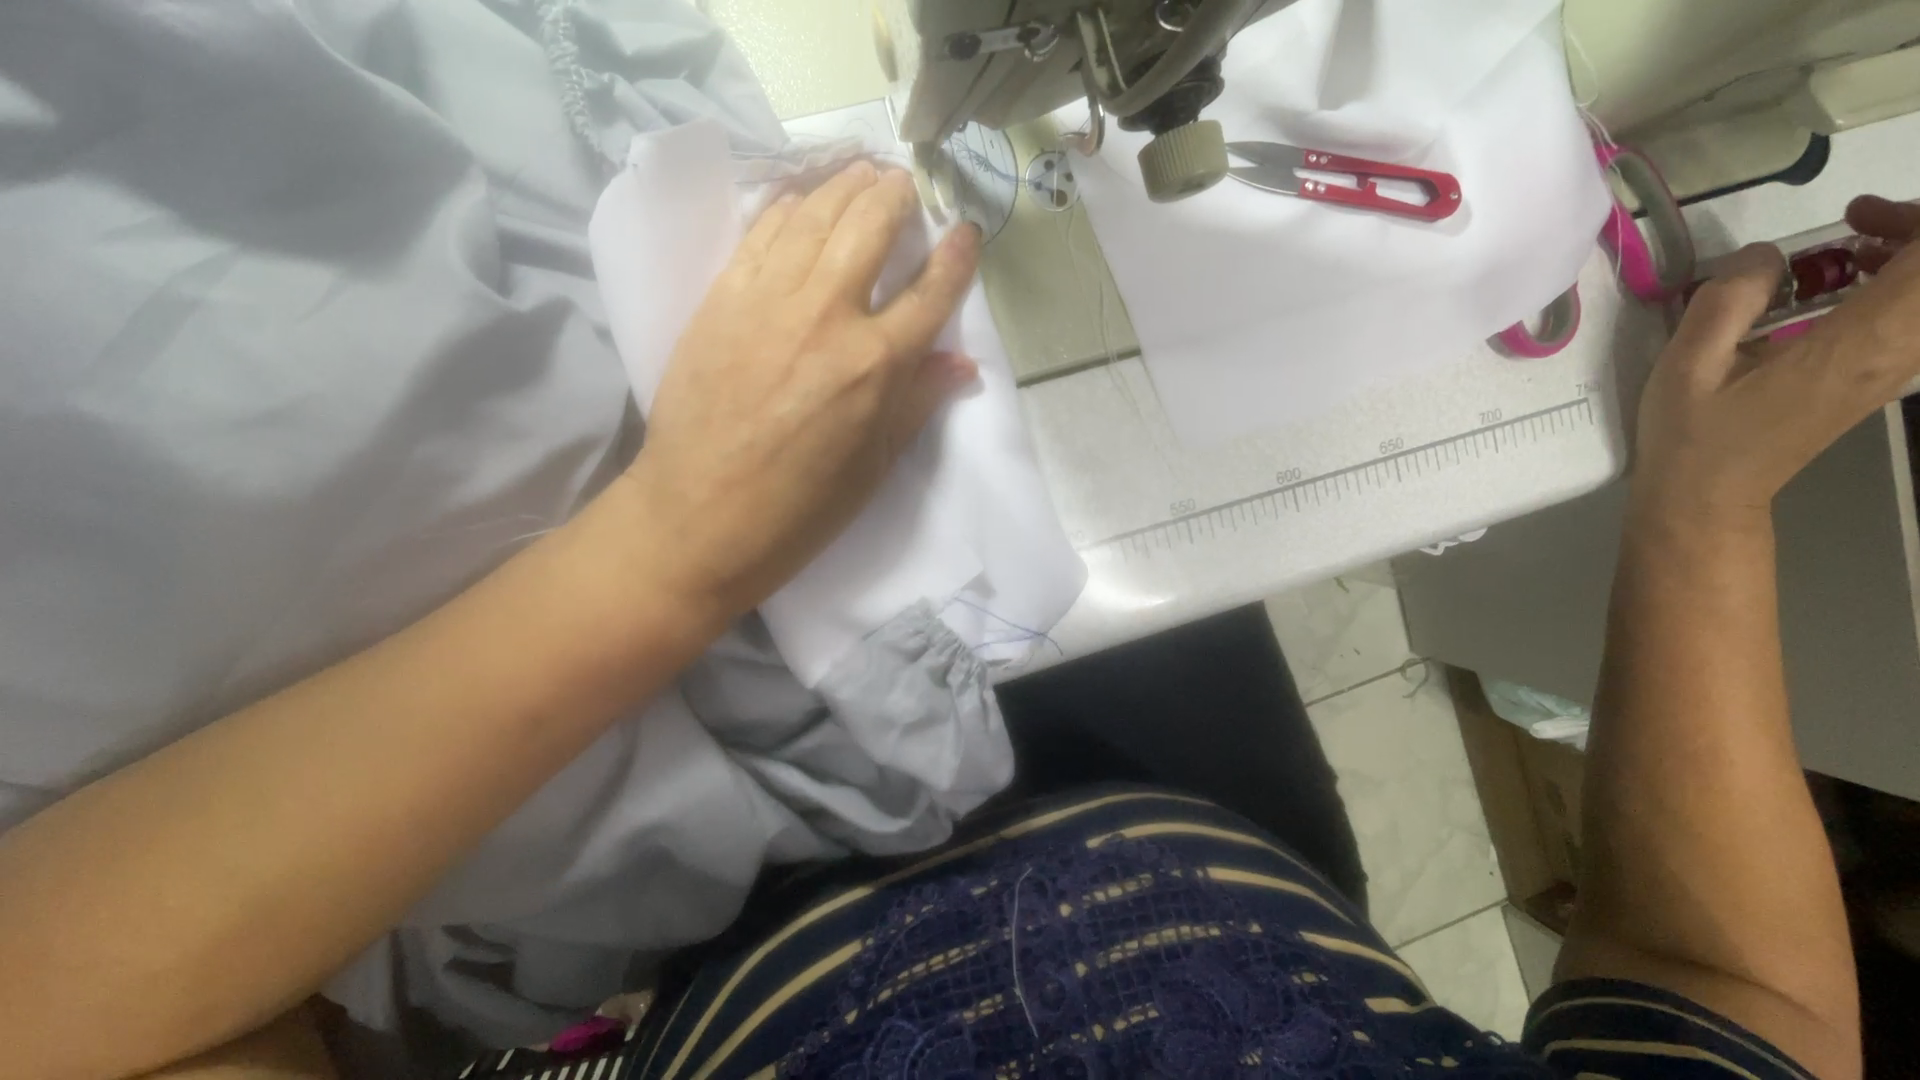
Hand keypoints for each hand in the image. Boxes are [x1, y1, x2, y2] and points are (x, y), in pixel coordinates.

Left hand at [617, 160, 981, 620]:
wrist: (697, 518)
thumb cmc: (798, 509)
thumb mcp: (874, 467)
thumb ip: (918, 402)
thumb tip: (963, 362)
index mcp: (875, 366)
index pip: (931, 290)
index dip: (957, 254)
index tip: (966, 231)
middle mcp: (827, 316)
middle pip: (871, 226)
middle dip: (897, 195)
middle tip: (905, 186)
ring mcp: (768, 300)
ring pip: (816, 214)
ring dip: (846, 185)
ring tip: (862, 173)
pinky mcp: (722, 298)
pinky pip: (761, 232)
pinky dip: (789, 206)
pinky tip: (802, 201)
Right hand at [1630, 195, 1919, 532]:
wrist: (1707, 497)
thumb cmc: (1692, 435)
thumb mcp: (1687, 365)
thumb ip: (1728, 300)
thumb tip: (1766, 256)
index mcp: (1852, 346)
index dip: (1913, 219)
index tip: (1850, 217)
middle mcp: (1895, 353)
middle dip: (1915, 234)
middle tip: (1852, 228)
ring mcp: (1896, 368)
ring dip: (1909, 261)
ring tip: (1844, 256)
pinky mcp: (1883, 376)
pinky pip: (1919, 317)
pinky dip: (1899, 289)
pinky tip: (1845, 291)